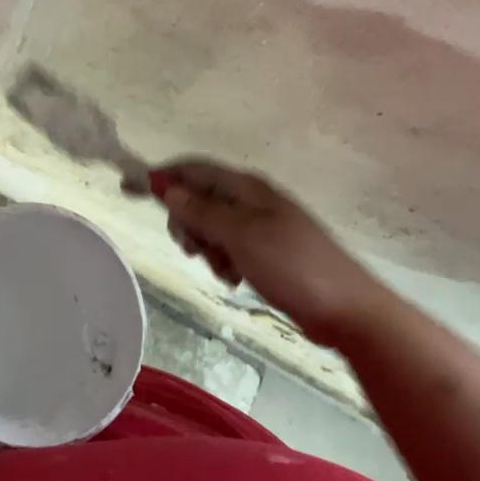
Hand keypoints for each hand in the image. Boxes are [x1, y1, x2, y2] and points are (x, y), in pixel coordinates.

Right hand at [152, 159, 391, 345]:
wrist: (350, 311)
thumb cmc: (293, 267)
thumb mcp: (240, 236)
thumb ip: (201, 210)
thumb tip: (167, 188)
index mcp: (247, 188)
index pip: (194, 169)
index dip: (161, 175)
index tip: (129, 188)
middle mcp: (253, 200)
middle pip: (200, 197)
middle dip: (186, 220)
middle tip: (190, 249)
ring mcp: (264, 226)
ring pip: (214, 225)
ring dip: (205, 245)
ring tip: (219, 270)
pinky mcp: (270, 252)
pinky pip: (231, 246)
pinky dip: (223, 259)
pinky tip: (232, 278)